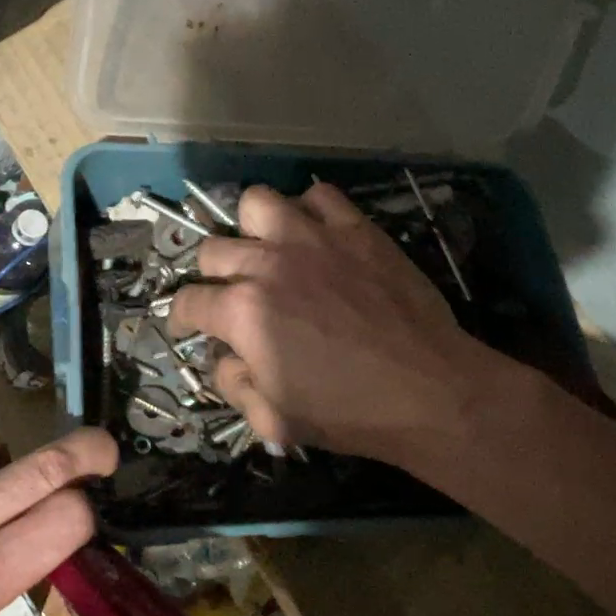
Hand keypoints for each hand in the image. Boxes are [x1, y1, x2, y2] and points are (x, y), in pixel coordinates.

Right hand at [169, 182, 518, 462]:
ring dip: (251, 229)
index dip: (181, 318)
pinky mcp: (356, 230)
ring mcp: (314, 239)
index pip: (187, 301)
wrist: (434, 393)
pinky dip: (308, 211)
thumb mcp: (273, 420)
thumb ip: (231, 384)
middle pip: (212, 250)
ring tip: (267, 251)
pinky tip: (314, 236)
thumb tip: (223, 357)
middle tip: (231, 298)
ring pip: (256, 203)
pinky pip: (319, 196)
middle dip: (211, 278)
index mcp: (242, 312)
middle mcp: (268, 264)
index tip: (191, 328)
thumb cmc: (350, 413)